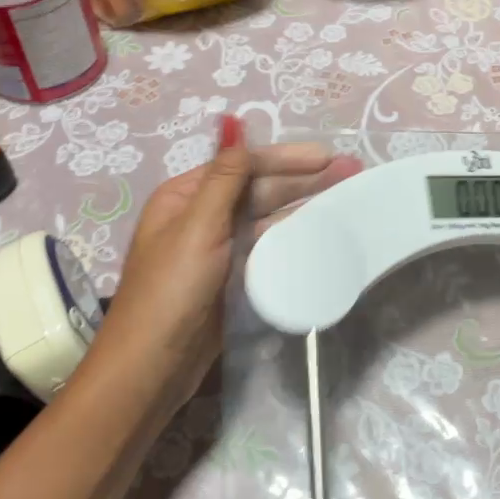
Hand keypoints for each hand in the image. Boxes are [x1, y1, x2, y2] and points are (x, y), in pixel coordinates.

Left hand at [102, 116, 360, 405]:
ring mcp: (216, 248)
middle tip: (349, 172)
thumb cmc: (170, 291)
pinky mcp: (230, 277)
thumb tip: (237, 130)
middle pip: (259, 188)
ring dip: (303, 204)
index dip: (286, 158)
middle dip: (303, 179)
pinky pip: (266, 245)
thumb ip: (225, 180)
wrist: (151, 369)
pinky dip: (292, 234)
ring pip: (267, 216)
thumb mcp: (197, 228)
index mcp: (184, 196)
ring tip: (343, 196)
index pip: (243, 165)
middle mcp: (200, 215)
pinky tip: (318, 230)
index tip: (327, 156)